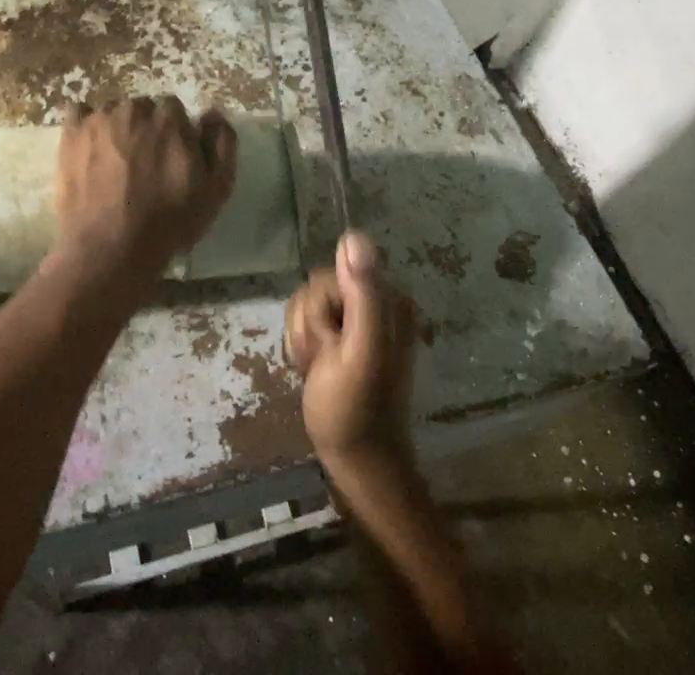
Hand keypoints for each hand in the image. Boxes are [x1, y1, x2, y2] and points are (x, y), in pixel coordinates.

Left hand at [52, 95, 239, 286]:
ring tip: (114, 161)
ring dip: (116, 127)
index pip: (173, 110)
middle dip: (144, 129)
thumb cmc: (169, 222)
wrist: (111, 248)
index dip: (173, 134)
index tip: (170, 158)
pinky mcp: (71, 134)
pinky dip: (86, 125)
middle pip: (142, 109)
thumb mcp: (216, 189)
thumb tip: (211, 114)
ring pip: (112, 111)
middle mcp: (134, 109)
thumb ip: (221, 144)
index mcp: (170, 118)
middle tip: (143, 163)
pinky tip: (89, 149)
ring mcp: (99, 119)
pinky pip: (79, 112)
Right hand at [285, 231, 419, 474]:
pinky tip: (313, 370)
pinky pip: (305, 323)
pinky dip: (303, 347)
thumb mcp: (361, 350)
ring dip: (304, 338)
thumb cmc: (355, 410)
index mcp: (391, 301)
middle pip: (316, 287)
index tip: (331, 341)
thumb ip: (362, 294)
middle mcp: (377, 304)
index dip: (321, 308)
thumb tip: (354, 235)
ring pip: (306, 305)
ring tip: (318, 368)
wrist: (355, 459)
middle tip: (325, 360)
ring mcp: (357, 323)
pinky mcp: (340, 339)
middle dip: (311, 324)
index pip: (334, 273)